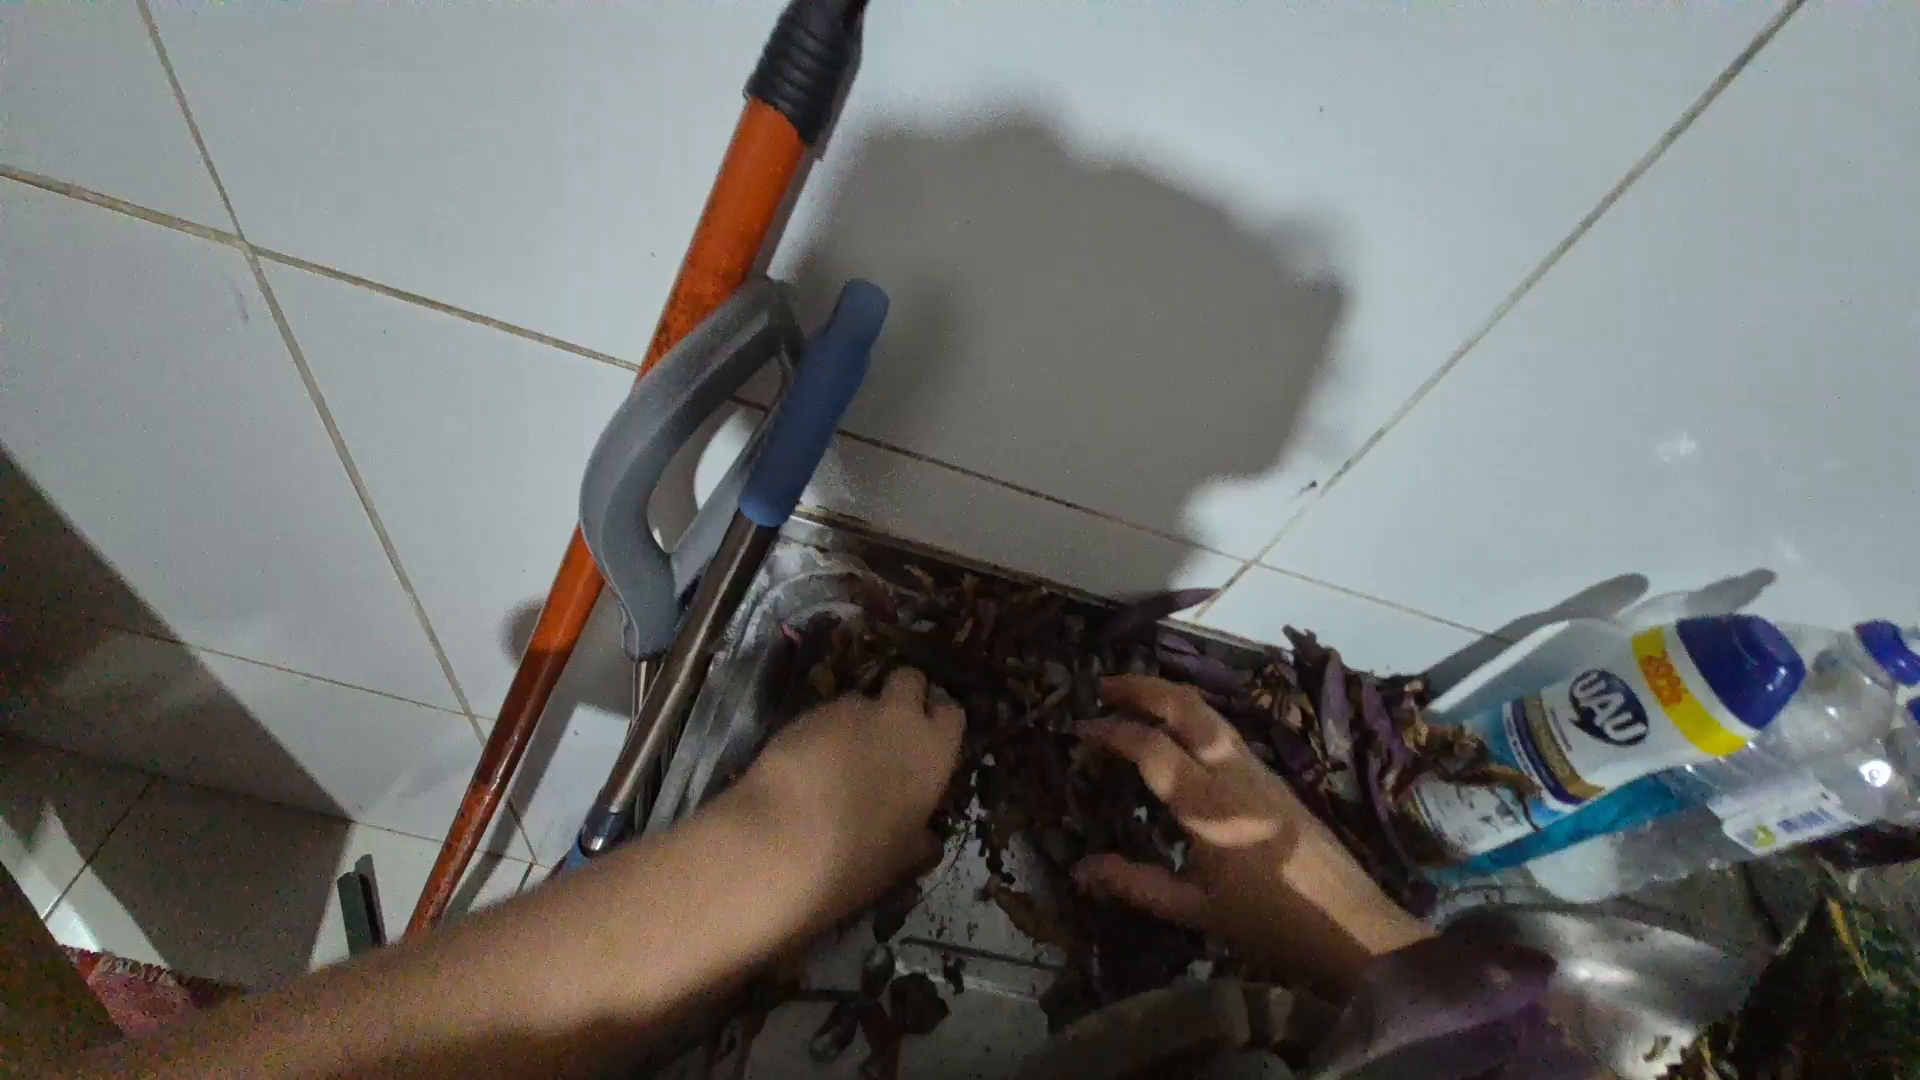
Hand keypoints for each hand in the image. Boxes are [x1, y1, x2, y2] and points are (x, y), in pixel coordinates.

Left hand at [728, 666, 964, 924]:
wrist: (781, 841)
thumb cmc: (857, 858)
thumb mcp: (902, 859)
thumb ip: (920, 840)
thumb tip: (929, 840)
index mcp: (932, 750)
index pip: (952, 712)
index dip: (940, 722)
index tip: (931, 740)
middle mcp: (896, 718)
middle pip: (910, 679)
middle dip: (903, 694)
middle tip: (890, 728)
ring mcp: (848, 710)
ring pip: (861, 699)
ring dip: (855, 720)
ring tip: (836, 758)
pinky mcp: (806, 713)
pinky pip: (822, 715)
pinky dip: (819, 733)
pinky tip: (804, 766)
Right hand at [1074, 676, 1431, 994]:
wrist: (1356, 929)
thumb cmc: (1270, 922)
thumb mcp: (1195, 909)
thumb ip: (1135, 884)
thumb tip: (1079, 870)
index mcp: (1206, 804)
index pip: (1149, 747)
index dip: (1110, 732)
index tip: (1079, 729)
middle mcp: (1231, 772)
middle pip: (1185, 706)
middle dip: (1141, 687)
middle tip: (1104, 686)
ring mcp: (1257, 769)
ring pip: (1208, 712)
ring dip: (1168, 696)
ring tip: (1135, 698)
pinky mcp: (1273, 776)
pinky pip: (1224, 730)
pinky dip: (1192, 715)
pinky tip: (1180, 732)